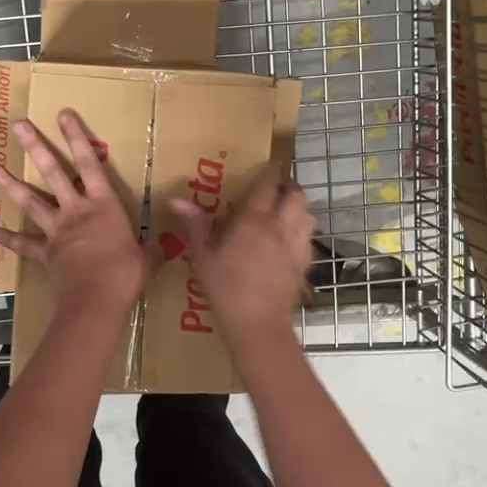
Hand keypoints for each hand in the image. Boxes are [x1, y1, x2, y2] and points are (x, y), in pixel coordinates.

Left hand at [0, 110, 162, 322]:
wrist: (95, 299)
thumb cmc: (125, 274)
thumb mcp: (148, 259)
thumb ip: (153, 249)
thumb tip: (169, 246)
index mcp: (104, 204)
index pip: (90, 162)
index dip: (76, 136)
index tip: (62, 114)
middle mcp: (76, 210)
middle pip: (53, 172)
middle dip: (35, 146)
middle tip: (17, 125)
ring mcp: (57, 230)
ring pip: (30, 201)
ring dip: (10, 185)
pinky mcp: (45, 253)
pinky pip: (25, 244)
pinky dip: (10, 238)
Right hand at [169, 165, 315, 348]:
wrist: (258, 323)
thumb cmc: (226, 287)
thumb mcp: (203, 257)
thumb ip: (194, 226)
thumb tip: (177, 200)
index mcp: (255, 219)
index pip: (269, 184)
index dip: (272, 171)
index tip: (272, 164)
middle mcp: (281, 226)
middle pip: (296, 195)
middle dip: (289, 186)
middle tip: (278, 186)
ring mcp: (297, 245)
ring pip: (308, 213)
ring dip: (300, 206)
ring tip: (287, 209)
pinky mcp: (305, 264)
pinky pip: (309, 238)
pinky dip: (303, 230)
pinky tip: (291, 239)